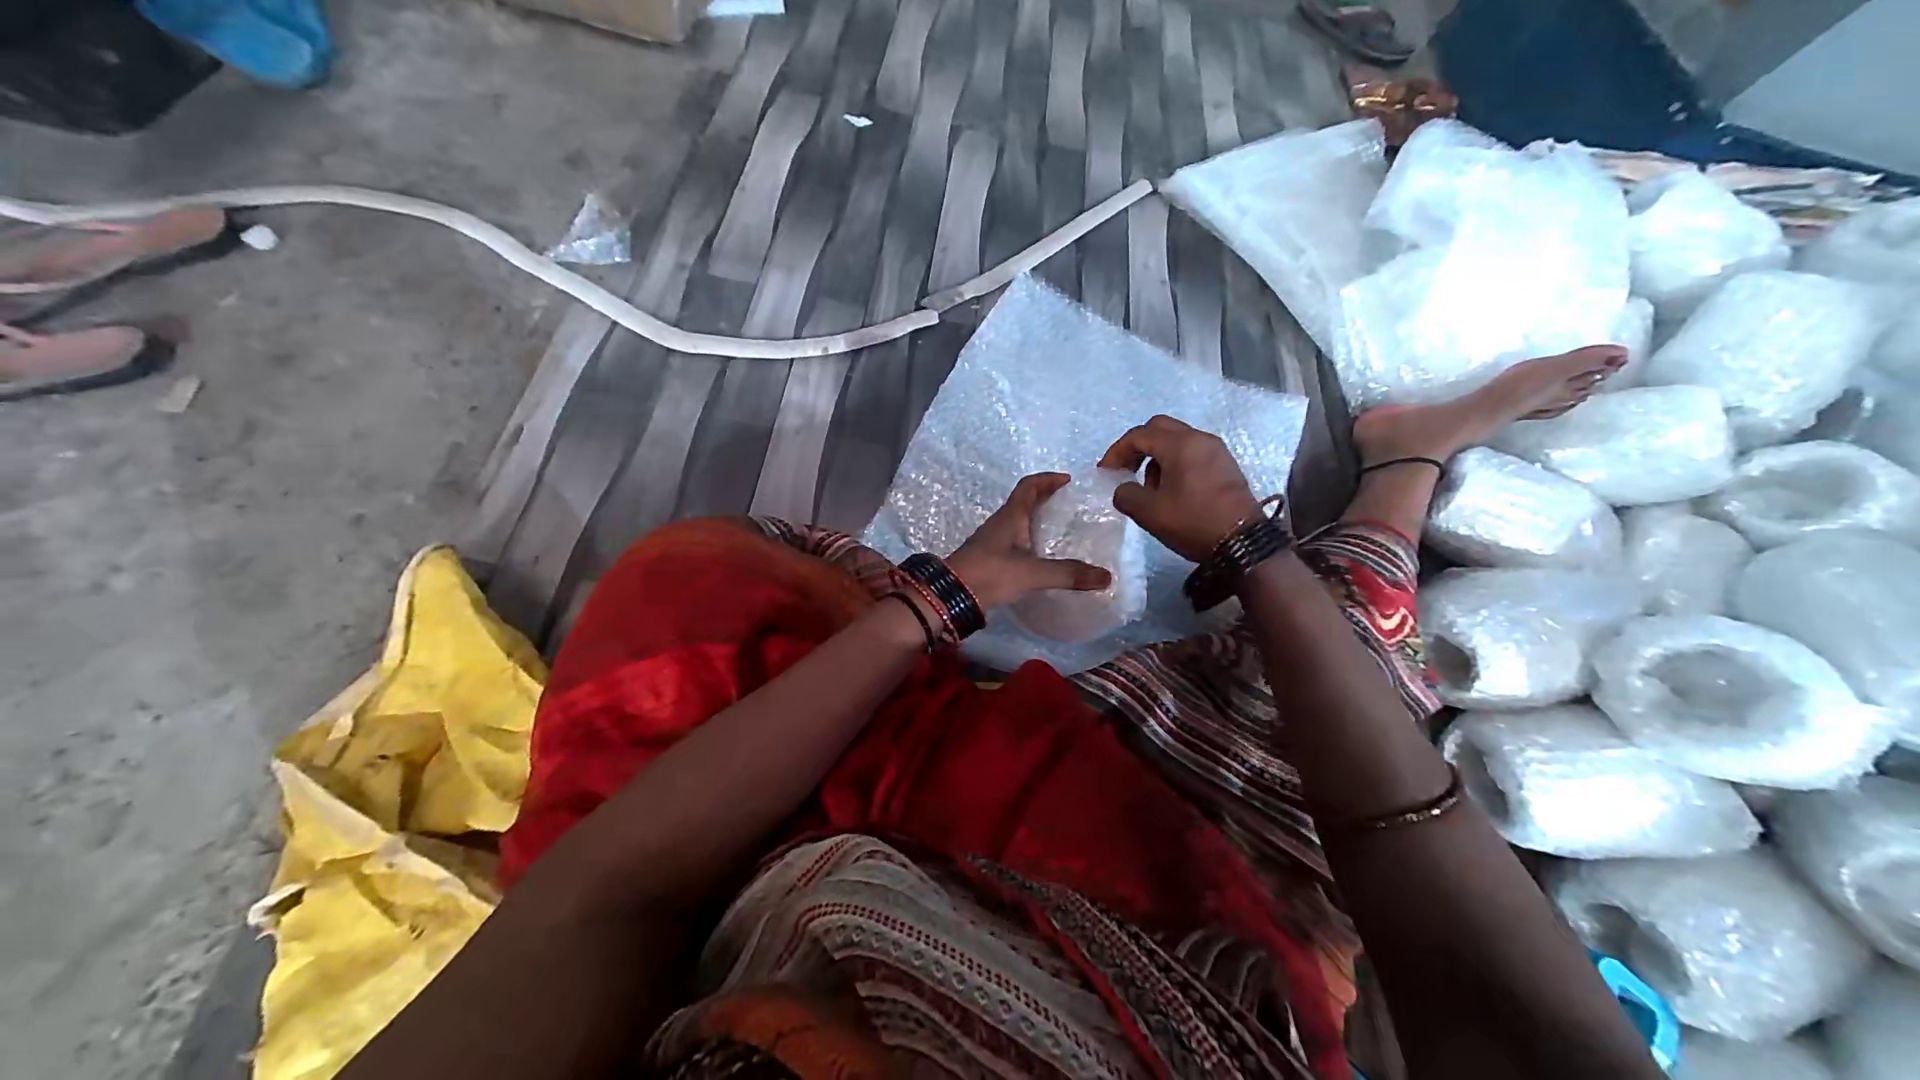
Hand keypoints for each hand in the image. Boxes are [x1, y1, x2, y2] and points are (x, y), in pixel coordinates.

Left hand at [946, 473, 1113, 609]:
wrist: (951, 596)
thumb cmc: (990, 574)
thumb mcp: (1032, 573)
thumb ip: (1068, 574)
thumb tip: (1105, 577)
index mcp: (1010, 517)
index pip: (1029, 486)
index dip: (1047, 479)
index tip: (1067, 480)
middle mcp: (999, 524)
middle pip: (1024, 502)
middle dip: (1045, 498)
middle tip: (1068, 505)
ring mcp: (991, 541)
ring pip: (1017, 522)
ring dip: (1036, 520)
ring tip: (1059, 531)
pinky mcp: (988, 559)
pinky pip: (1012, 542)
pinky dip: (1028, 541)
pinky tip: (1039, 557)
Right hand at [1098, 415, 1260, 561]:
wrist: (1243, 542)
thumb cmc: (1194, 522)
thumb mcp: (1149, 513)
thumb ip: (1126, 495)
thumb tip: (1123, 489)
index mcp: (1180, 445)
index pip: (1139, 435)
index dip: (1116, 451)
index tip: (1105, 472)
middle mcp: (1200, 439)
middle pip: (1159, 429)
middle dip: (1137, 447)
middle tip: (1125, 470)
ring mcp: (1216, 451)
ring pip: (1176, 441)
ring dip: (1156, 458)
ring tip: (1149, 488)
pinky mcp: (1225, 466)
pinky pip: (1192, 453)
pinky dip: (1174, 464)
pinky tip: (1172, 491)